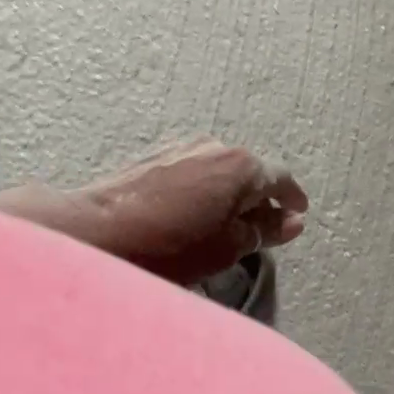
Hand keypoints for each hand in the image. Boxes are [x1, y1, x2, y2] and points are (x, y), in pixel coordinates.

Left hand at [0, 138, 308, 284]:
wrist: (95, 233)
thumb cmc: (170, 246)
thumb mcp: (229, 247)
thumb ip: (265, 230)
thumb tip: (289, 222)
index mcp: (242, 165)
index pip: (281, 178)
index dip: (292, 199)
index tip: (298, 216)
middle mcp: (215, 146)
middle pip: (250, 170)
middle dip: (260, 197)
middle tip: (265, 226)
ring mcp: (181, 147)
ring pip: (220, 170)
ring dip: (230, 194)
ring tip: (229, 224)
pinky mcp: (152, 157)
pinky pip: (194, 171)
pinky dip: (205, 191)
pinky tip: (197, 215)